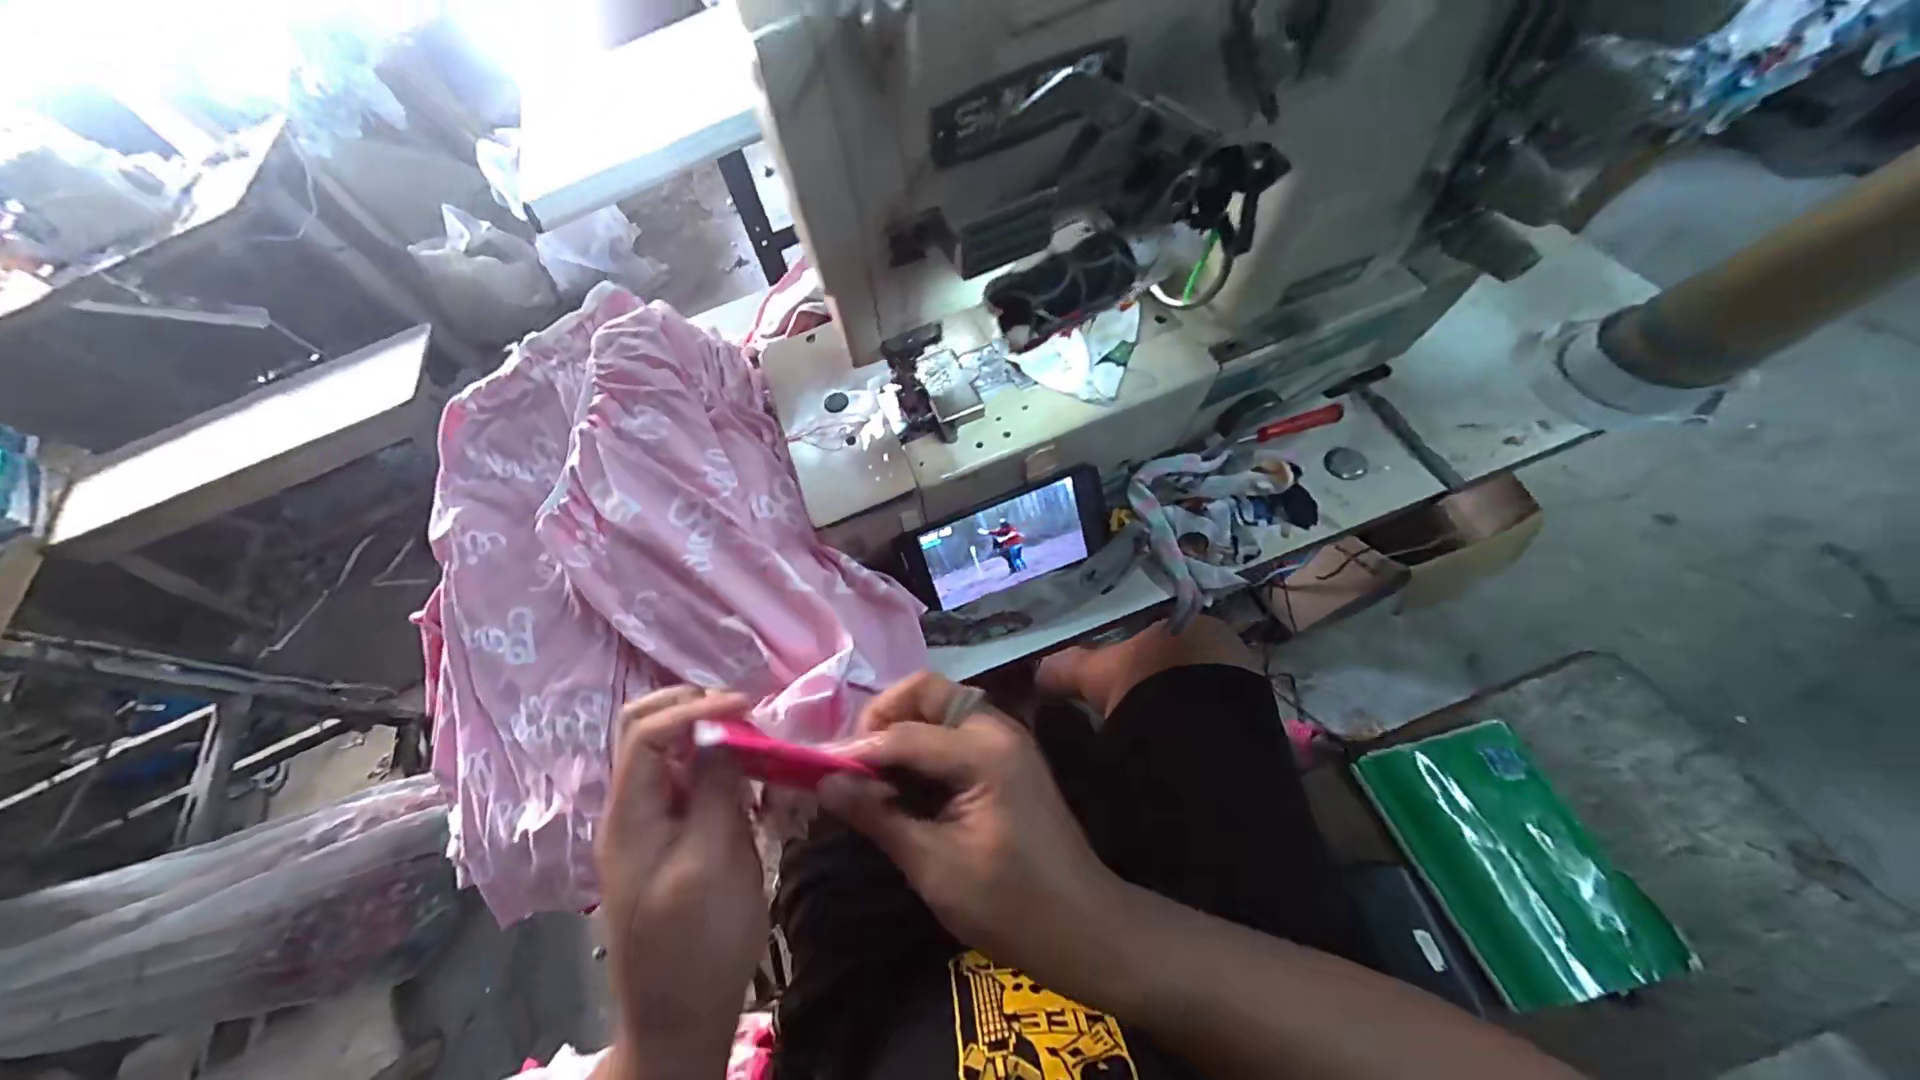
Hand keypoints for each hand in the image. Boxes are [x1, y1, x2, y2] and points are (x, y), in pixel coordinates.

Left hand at [597, 687, 764, 1079]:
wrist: (680, 1018)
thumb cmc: (698, 943)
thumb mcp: (712, 860)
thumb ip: (714, 789)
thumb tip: (722, 731)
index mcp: (630, 814)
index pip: (647, 732)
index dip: (694, 707)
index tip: (747, 705)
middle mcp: (636, 809)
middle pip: (648, 732)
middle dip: (696, 711)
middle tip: (747, 717)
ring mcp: (654, 823)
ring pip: (674, 754)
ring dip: (712, 738)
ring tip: (757, 742)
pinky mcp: (677, 838)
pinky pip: (693, 784)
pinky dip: (722, 768)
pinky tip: (753, 780)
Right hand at [817, 674, 1121, 982]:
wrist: (1085, 928)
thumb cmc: (1010, 906)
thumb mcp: (935, 866)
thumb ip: (879, 816)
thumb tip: (826, 781)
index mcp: (984, 752)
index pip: (904, 733)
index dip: (855, 751)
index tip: (814, 771)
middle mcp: (998, 729)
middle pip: (927, 690)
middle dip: (883, 716)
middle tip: (853, 761)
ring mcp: (1007, 739)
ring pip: (941, 705)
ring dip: (902, 726)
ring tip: (871, 770)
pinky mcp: (1008, 756)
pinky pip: (956, 728)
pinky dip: (924, 740)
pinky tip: (904, 778)